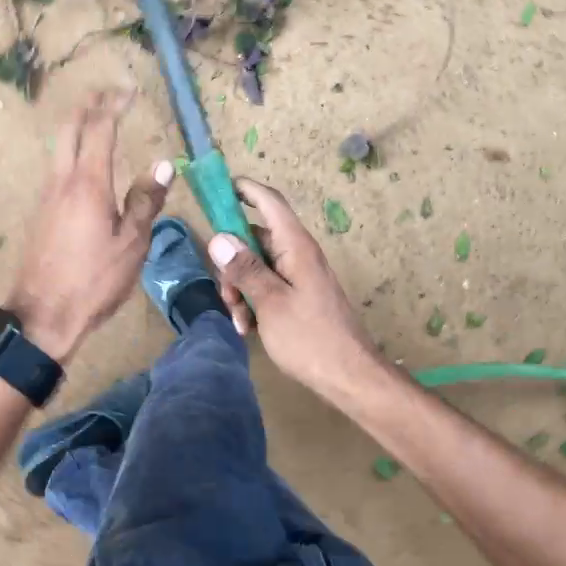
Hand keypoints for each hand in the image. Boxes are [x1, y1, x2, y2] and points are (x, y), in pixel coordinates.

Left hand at [8, 92, 171, 361]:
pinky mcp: (42, 214)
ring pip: (59, 147)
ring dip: (78, 127)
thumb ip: (145, 201)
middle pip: (69, 129)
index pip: (99, 130)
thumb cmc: (93, 281)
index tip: (130, 91)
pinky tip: (87, 165)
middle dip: (88, 105)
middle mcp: (62, 182)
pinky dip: (73, 151)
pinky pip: (58, 168)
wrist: (41, 317)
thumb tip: (162, 165)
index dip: (114, 105)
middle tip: (110, 95)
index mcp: (87, 184)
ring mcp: (47, 197)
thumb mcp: (132, 244)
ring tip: (101, 122)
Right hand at [205, 179, 385, 402]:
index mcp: (296, 246)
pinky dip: (253, 301)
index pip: (269, 202)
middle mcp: (298, 253)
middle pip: (255, 237)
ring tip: (239, 319)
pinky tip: (248, 328)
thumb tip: (219, 237)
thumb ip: (245, 269)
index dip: (244, 190)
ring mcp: (299, 275)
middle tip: (225, 292)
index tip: (217, 189)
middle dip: (232, 260)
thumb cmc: (310, 338)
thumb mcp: (270, 303)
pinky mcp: (298, 295)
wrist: (349, 377)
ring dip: (240, 287)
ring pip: (257, 265)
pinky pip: (267, 285)